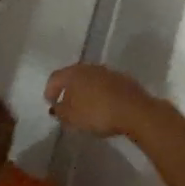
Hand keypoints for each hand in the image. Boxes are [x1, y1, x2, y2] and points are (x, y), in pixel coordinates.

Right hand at [44, 64, 159, 138]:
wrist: (135, 110)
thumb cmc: (98, 113)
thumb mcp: (72, 117)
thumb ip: (60, 112)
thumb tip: (56, 107)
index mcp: (73, 74)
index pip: (55, 78)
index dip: (50, 90)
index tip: (49, 102)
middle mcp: (89, 68)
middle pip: (73, 76)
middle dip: (68, 90)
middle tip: (66, 104)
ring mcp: (107, 72)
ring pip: (90, 80)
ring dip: (85, 91)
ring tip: (85, 106)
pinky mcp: (123, 80)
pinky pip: (105, 85)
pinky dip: (100, 93)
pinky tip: (103, 106)